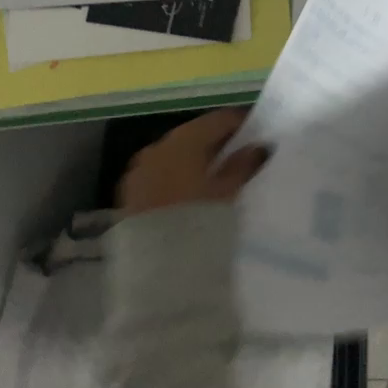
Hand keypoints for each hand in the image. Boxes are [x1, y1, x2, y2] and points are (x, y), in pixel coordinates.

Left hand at [117, 108, 269, 213]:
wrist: (154, 268)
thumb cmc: (198, 220)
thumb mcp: (228, 192)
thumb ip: (244, 165)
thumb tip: (258, 147)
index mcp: (185, 139)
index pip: (219, 118)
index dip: (241, 124)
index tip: (256, 136)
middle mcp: (158, 146)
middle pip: (194, 135)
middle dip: (215, 144)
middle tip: (237, 158)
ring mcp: (139, 169)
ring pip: (173, 155)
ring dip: (193, 162)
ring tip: (213, 180)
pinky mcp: (128, 194)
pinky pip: (158, 174)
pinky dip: (175, 178)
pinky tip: (188, 195)